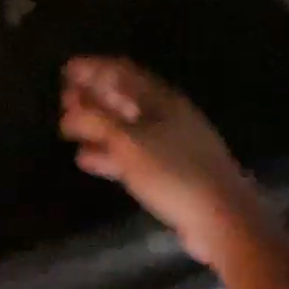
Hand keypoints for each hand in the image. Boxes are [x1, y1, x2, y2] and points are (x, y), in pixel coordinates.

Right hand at [59, 56, 273, 262]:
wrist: (224, 221)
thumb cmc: (173, 171)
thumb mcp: (127, 141)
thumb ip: (95, 121)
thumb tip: (70, 111)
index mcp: (161, 100)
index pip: (121, 72)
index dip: (92, 68)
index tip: (66, 69)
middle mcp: (167, 116)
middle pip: (123, 98)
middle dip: (92, 96)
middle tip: (64, 100)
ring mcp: (171, 145)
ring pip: (126, 126)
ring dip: (97, 125)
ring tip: (68, 129)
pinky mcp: (171, 172)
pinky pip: (132, 153)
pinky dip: (108, 152)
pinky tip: (87, 159)